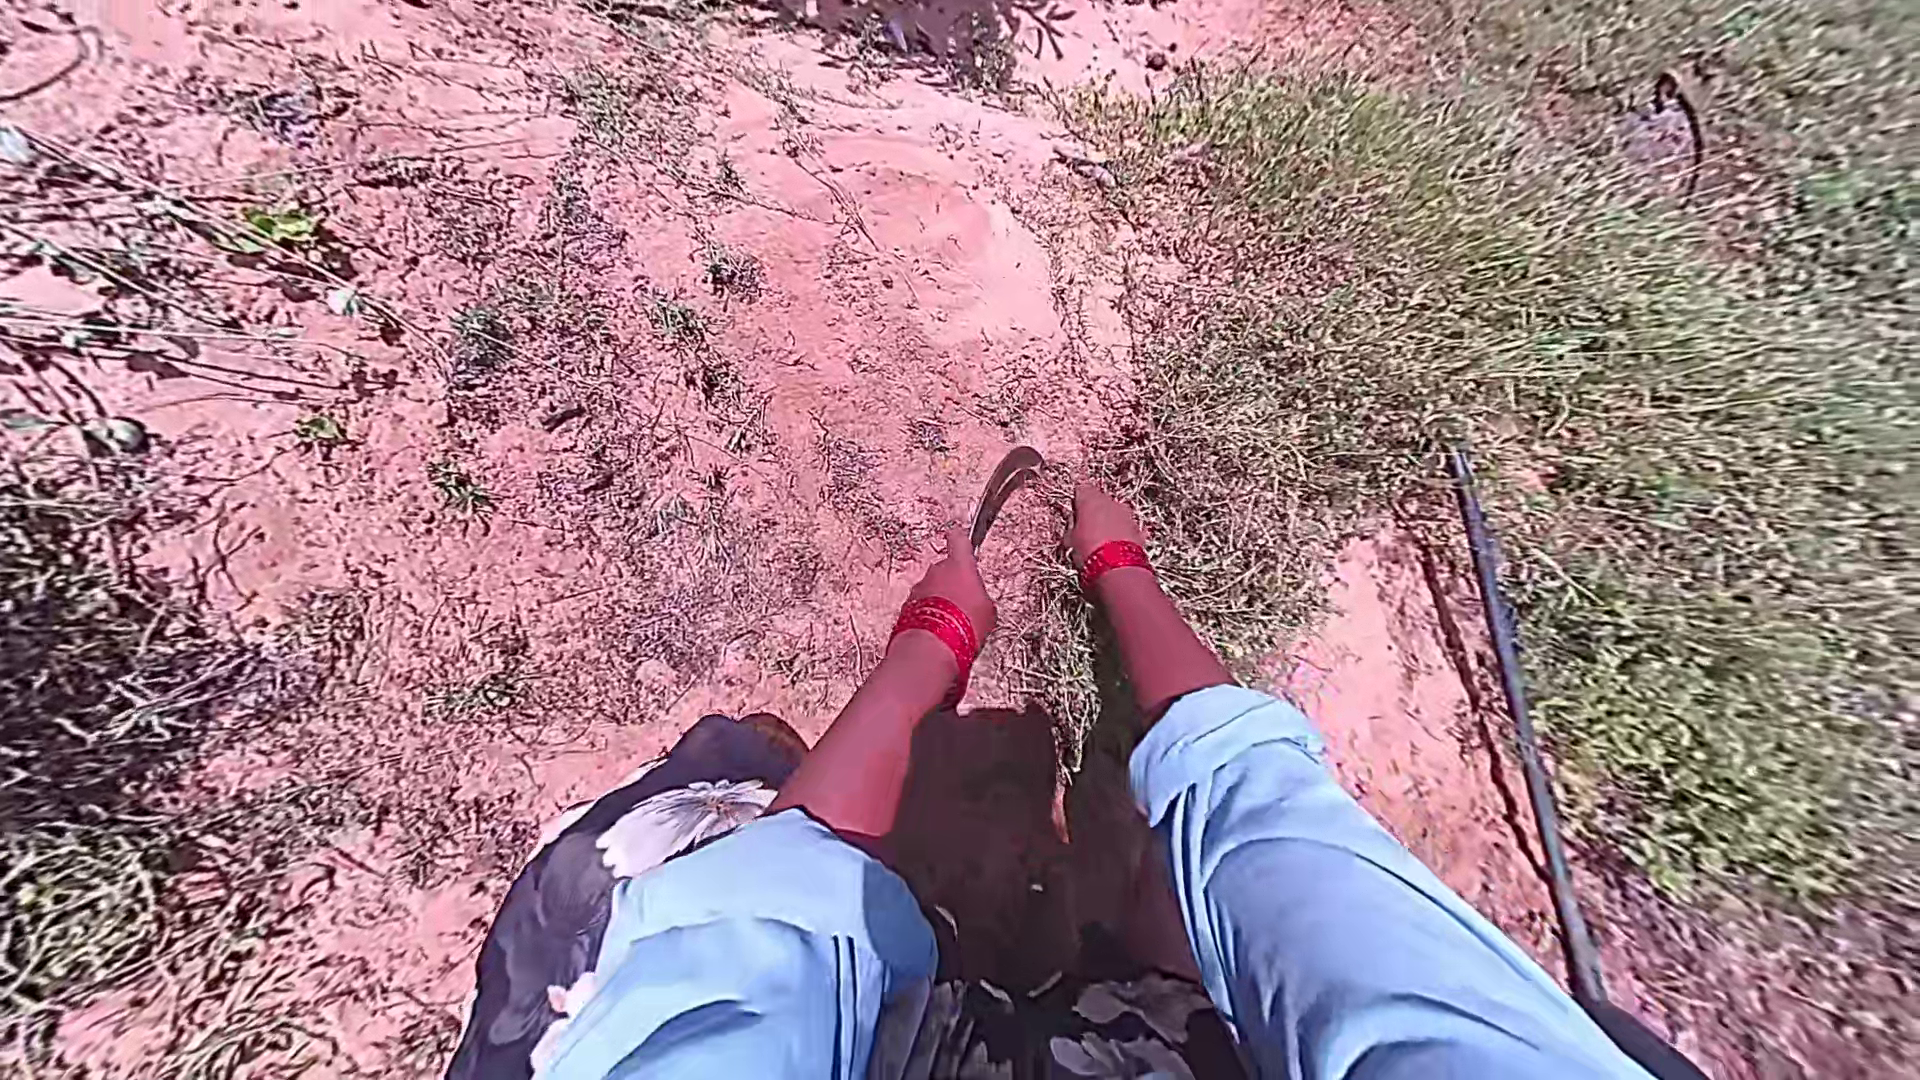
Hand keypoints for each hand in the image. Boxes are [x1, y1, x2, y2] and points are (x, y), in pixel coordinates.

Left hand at [905, 527, 997, 642]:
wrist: (932, 646)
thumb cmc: (964, 624)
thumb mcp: (988, 611)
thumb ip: (982, 598)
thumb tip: (980, 602)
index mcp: (959, 565)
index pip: (959, 540)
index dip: (961, 539)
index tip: (962, 538)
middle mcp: (936, 572)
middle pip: (944, 569)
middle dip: (952, 582)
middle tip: (964, 601)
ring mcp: (919, 589)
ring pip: (930, 589)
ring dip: (939, 600)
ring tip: (952, 621)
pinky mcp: (906, 608)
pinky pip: (920, 606)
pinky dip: (928, 614)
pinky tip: (939, 631)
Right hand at [1068, 483, 1145, 568]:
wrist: (1117, 570)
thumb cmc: (1089, 552)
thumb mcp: (1070, 539)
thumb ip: (1072, 525)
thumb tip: (1073, 523)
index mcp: (1090, 499)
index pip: (1082, 489)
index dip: (1077, 500)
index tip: (1074, 509)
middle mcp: (1111, 503)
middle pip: (1101, 501)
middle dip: (1095, 512)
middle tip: (1085, 529)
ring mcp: (1127, 516)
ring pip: (1116, 515)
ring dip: (1110, 523)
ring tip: (1100, 542)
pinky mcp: (1139, 531)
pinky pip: (1128, 530)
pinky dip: (1123, 535)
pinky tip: (1116, 547)